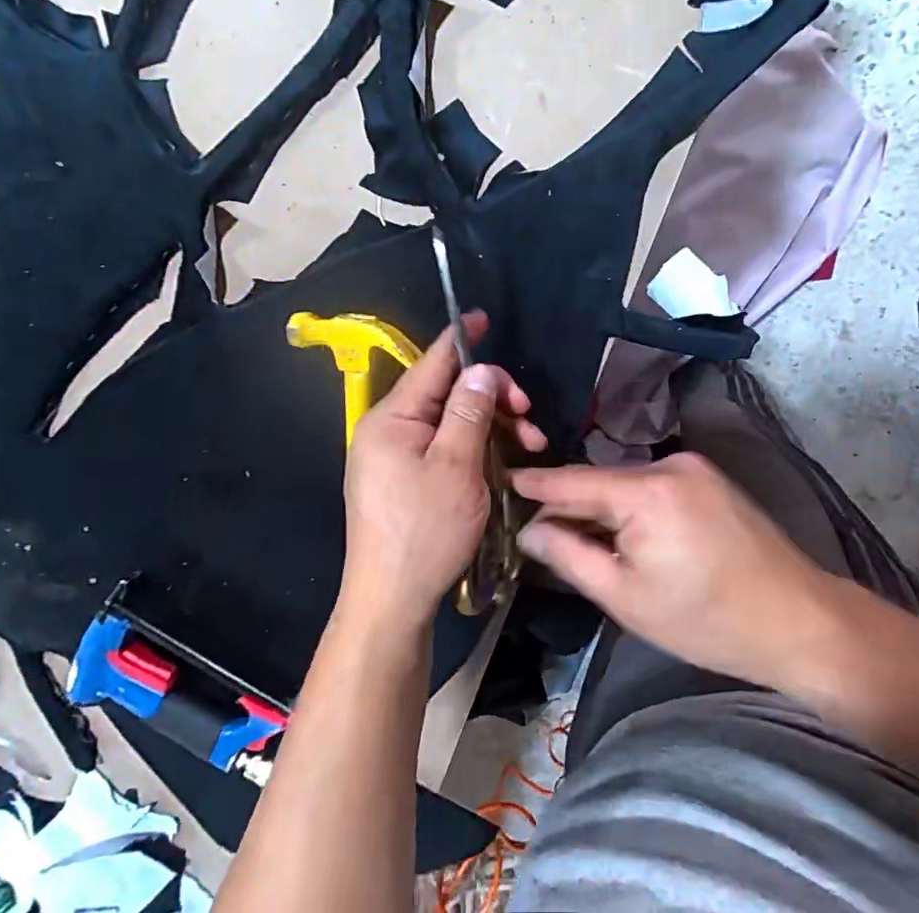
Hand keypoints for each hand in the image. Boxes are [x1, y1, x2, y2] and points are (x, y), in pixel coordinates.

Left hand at [341, 312, 546, 629]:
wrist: (392, 599)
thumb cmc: (424, 530)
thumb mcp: (456, 466)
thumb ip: (469, 412)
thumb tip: (481, 370)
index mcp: (392, 419)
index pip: (432, 364)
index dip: (461, 340)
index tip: (483, 318)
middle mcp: (388, 431)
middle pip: (447, 395)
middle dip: (492, 399)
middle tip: (529, 419)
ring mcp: (395, 458)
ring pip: (451, 424)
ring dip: (491, 428)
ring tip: (530, 448)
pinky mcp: (406, 481)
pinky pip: (444, 450)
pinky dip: (475, 451)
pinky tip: (504, 465)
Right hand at [512, 454, 904, 699]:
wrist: (799, 621)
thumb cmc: (705, 621)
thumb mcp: (624, 596)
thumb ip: (569, 555)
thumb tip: (530, 529)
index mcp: (646, 491)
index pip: (571, 481)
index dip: (533, 484)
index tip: (502, 481)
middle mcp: (669, 465)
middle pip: (600, 482)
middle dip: (568, 505)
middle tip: (536, 531)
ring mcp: (695, 468)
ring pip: (626, 484)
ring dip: (602, 509)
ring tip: (578, 540)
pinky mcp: (711, 479)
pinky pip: (654, 486)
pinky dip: (632, 507)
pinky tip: (626, 536)